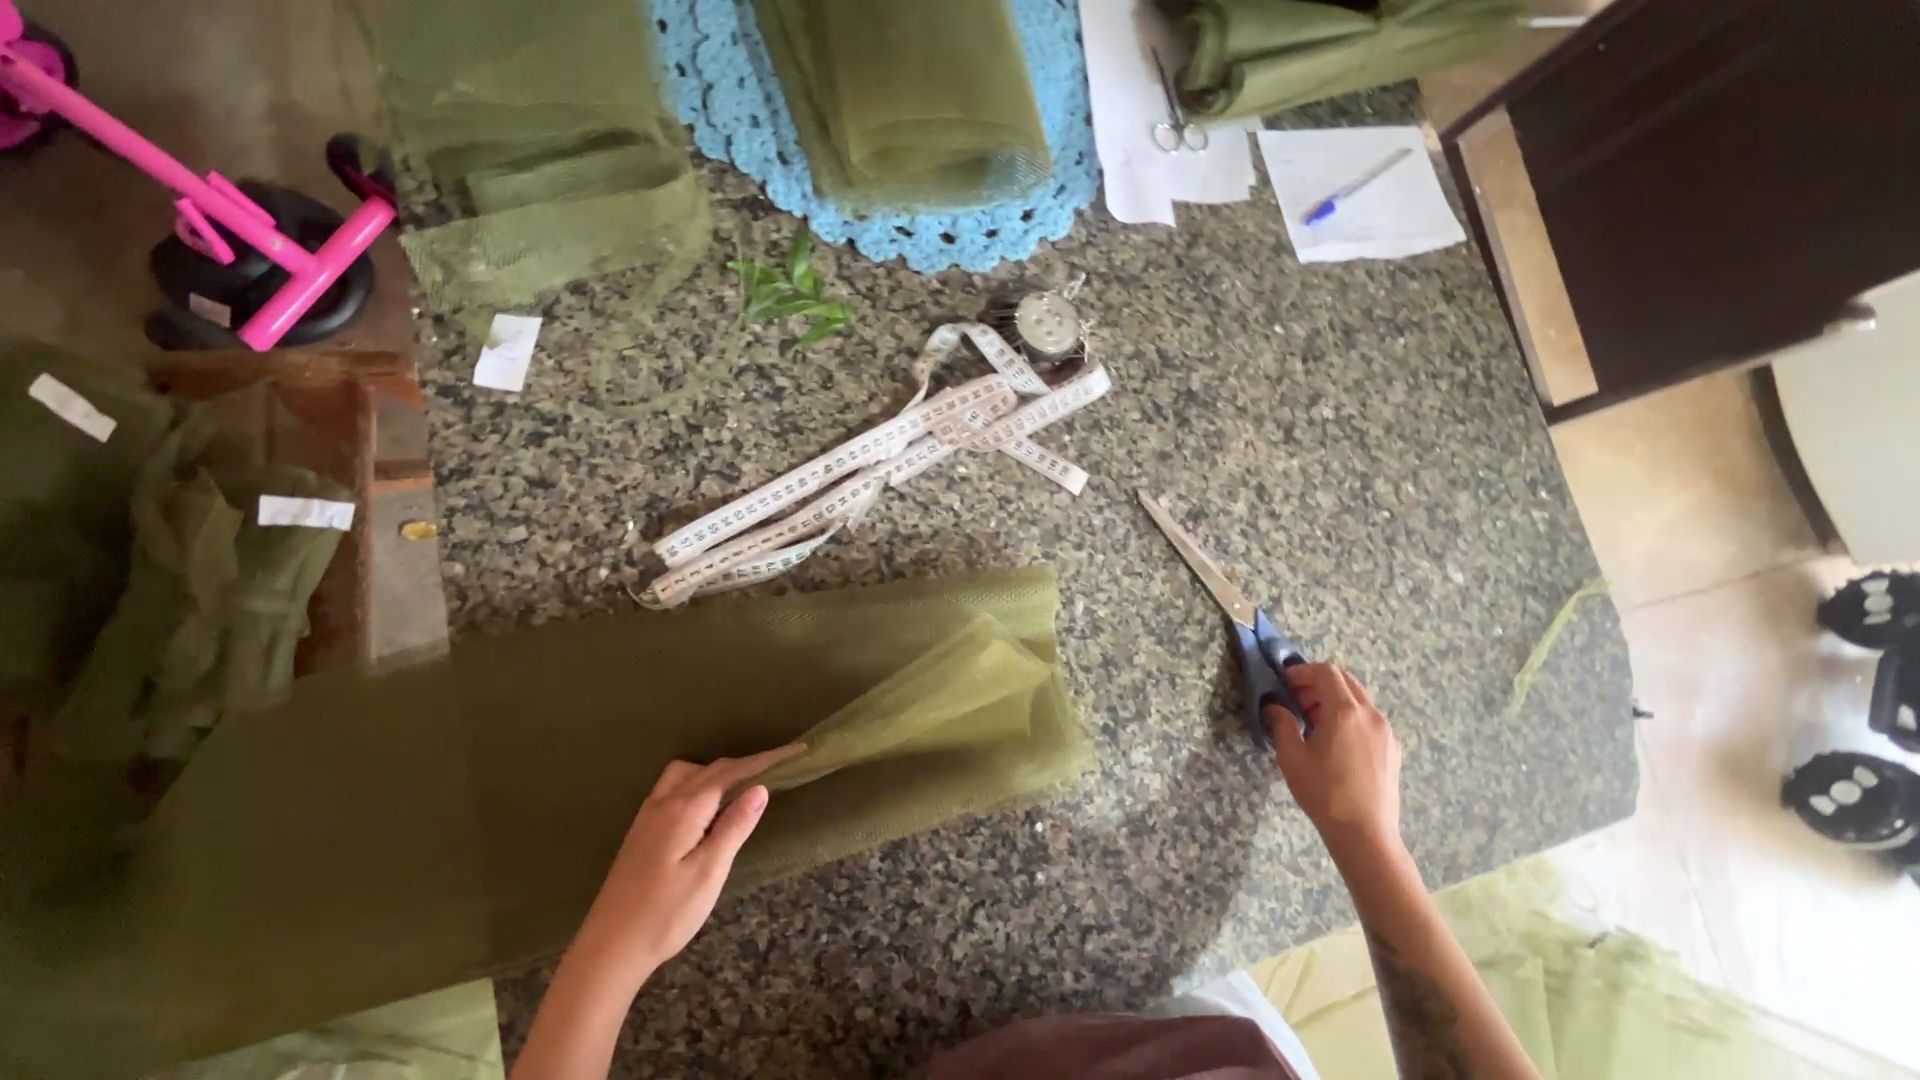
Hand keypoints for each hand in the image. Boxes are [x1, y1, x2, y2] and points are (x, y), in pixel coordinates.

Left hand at [568, 744, 805, 987]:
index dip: (764, 760)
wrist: (608, 950)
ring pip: (686, 774)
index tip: (796, 750)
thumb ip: (734, 827)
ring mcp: (647, 817)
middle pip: (710, 769)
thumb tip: (760, 788)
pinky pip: (673, 789)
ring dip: (717, 772)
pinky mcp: (641, 832)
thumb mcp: (709, 873)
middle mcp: (663, 803)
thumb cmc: (665, 915)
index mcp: (684, 810)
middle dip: (745, 764)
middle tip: (778, 769)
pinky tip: (707, 809)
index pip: (731, 773)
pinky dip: (698, 784)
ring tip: (742, 789)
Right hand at [1265, 663, 1402, 853]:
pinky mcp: (1393, 749)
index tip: (1286, 683)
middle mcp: (1371, 715)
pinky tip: (1336, 743)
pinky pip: (1370, 720)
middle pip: (1346, 681)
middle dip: (1319, 684)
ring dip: (1335, 701)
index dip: (1303, 671)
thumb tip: (1274, 708)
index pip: (1327, 672)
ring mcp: (1386, 732)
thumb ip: (1282, 724)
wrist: (1365, 833)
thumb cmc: (1324, 792)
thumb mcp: (1291, 757)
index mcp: (1346, 712)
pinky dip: (1350, 718)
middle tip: (1297, 702)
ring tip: (1314, 724)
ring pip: (1359, 700)